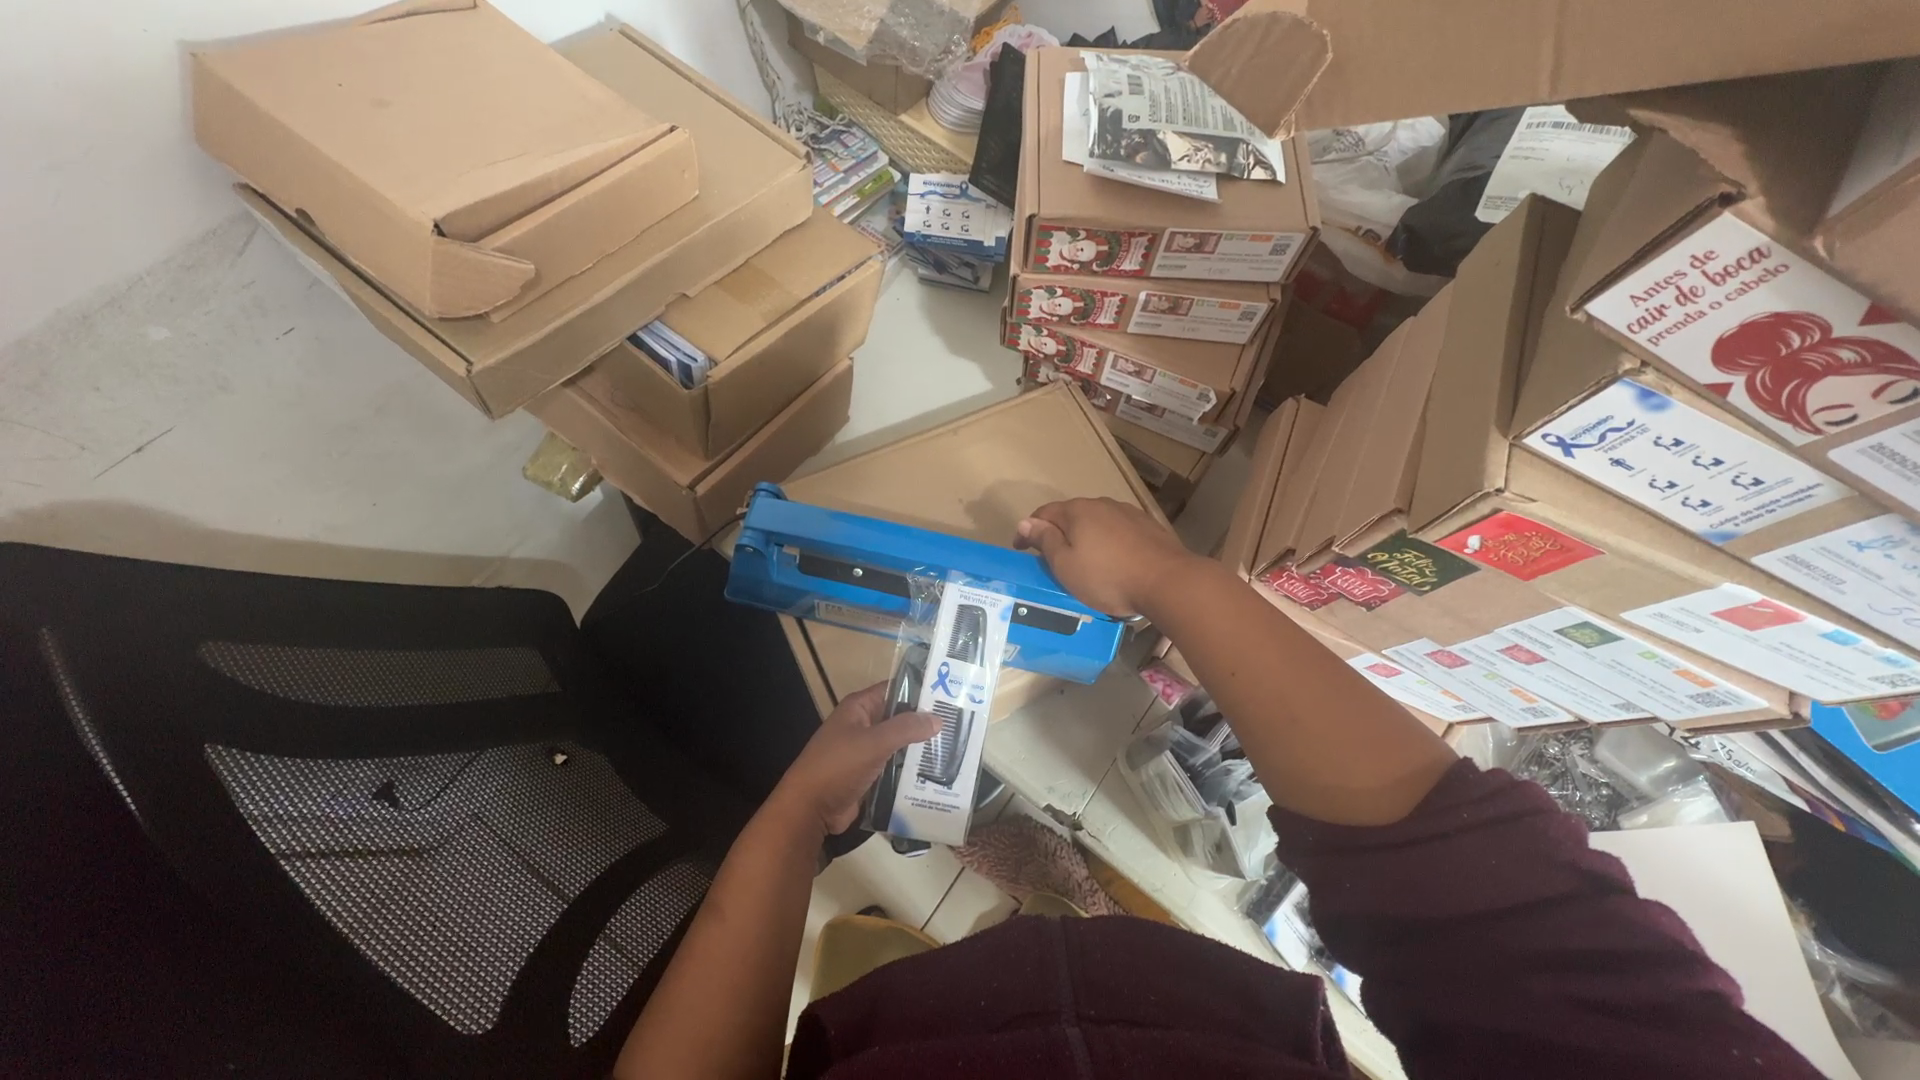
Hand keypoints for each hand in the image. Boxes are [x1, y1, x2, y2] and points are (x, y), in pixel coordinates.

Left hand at [770, 682, 940, 838]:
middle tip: (960, 725)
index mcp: (859, 708)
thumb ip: (906, 728)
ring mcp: (865, 750)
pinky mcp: (869, 774)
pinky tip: (936, 772)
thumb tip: (938, 719)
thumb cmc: (838, 767)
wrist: (810, 809)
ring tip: (954, 748)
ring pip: (899, 743)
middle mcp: (862, 725)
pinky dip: (911, 769)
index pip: (894, 689)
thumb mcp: (873, 743)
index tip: (950, 695)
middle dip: (924, 722)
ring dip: (920, 747)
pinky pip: (895, 766)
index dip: (919, 690)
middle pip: (899, 717)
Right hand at [1015, 497, 1201, 616]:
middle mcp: (1102, 504)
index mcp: (1077, 511)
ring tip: (1083, 558)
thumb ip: (1045, 540)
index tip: (1020, 550)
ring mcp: (1128, 513)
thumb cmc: (1108, 577)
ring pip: (1097, 521)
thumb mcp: (1066, 565)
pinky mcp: (1148, 526)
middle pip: (1071, 514)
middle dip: (1057, 531)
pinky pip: (1118, 530)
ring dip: (1084, 535)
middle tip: (1051, 556)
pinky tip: (1112, 559)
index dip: (1028, 531)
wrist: (1168, 581)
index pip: (1043, 513)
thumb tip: (1025, 522)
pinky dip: (1107, 541)